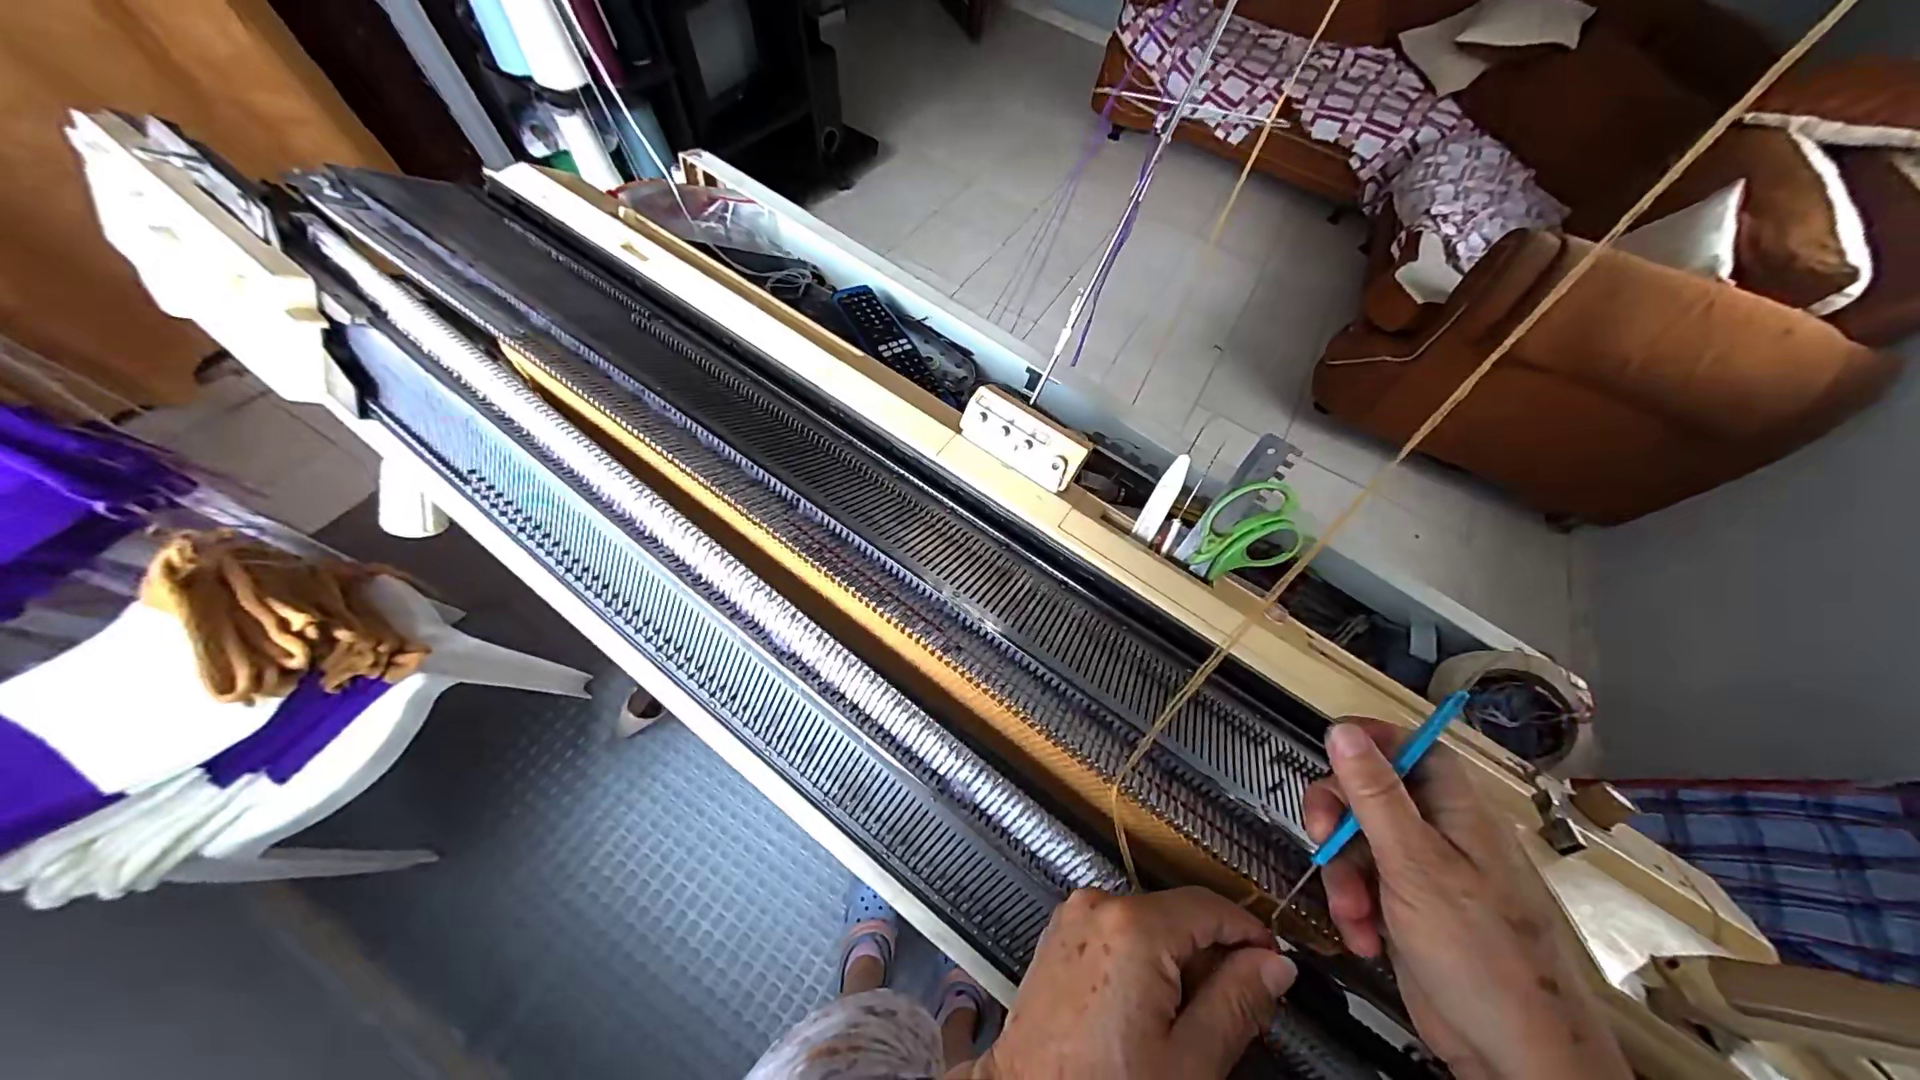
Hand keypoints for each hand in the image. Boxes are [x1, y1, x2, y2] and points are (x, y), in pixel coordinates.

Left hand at [976, 886, 1296, 1078]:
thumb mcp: (1190, 1061)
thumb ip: (1237, 1003)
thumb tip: (1273, 965)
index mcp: (1132, 926)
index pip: (1210, 905)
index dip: (1251, 935)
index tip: (1274, 965)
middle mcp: (1097, 906)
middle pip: (1179, 914)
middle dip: (1212, 957)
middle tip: (1233, 1012)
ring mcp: (1074, 917)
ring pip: (1150, 923)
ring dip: (1178, 961)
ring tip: (1182, 1024)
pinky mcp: (1061, 934)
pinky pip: (1118, 931)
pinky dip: (1143, 959)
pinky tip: (1145, 1011)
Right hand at [1305, 720, 1630, 1079]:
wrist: (1515, 1058)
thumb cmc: (1479, 953)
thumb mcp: (1413, 863)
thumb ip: (1374, 794)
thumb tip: (1344, 730)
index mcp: (1455, 811)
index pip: (1412, 746)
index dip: (1370, 739)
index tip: (1329, 748)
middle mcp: (1439, 833)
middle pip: (1369, 792)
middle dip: (1336, 816)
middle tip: (1320, 835)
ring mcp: (1423, 873)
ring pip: (1357, 841)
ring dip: (1342, 874)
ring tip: (1352, 912)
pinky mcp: (1407, 908)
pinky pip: (1362, 884)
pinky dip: (1353, 906)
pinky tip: (1363, 936)